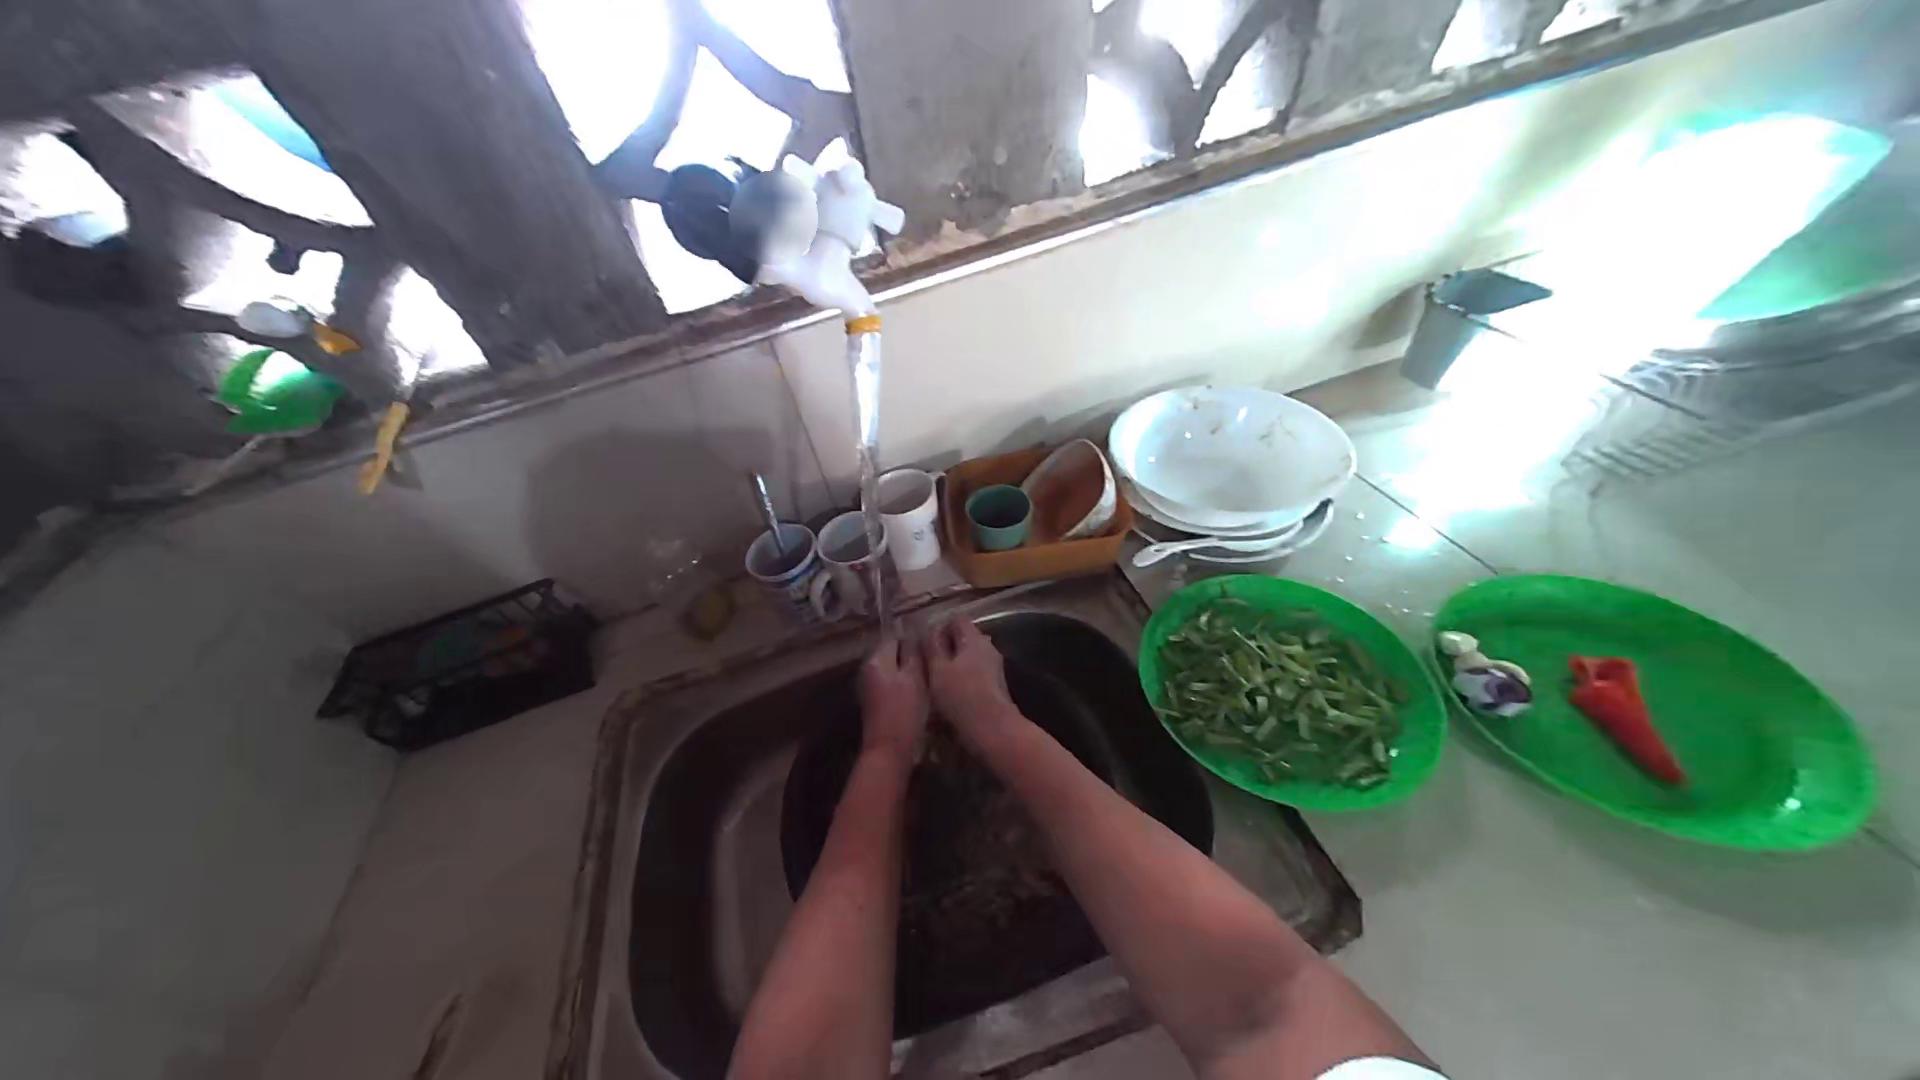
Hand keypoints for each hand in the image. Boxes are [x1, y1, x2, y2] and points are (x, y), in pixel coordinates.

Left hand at [859, 635, 928, 761]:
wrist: (889, 751)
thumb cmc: (905, 712)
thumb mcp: (915, 679)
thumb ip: (914, 653)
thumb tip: (915, 633)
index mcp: (877, 660)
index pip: (895, 636)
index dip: (914, 637)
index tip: (934, 644)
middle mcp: (869, 669)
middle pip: (893, 651)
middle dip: (913, 654)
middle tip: (936, 660)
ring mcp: (871, 686)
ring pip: (894, 668)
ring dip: (910, 669)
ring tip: (932, 673)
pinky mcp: (876, 701)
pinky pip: (893, 682)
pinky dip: (906, 682)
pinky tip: (922, 689)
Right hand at [924, 617, 1019, 743]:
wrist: (993, 729)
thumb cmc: (961, 695)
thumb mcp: (937, 669)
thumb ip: (932, 647)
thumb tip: (930, 630)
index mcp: (975, 639)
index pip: (957, 620)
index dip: (940, 627)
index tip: (926, 643)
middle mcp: (988, 648)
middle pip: (965, 639)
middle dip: (947, 647)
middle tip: (928, 663)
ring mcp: (995, 667)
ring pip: (970, 658)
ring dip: (955, 665)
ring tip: (937, 681)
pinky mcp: (996, 686)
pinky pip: (976, 674)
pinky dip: (964, 679)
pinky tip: (952, 694)